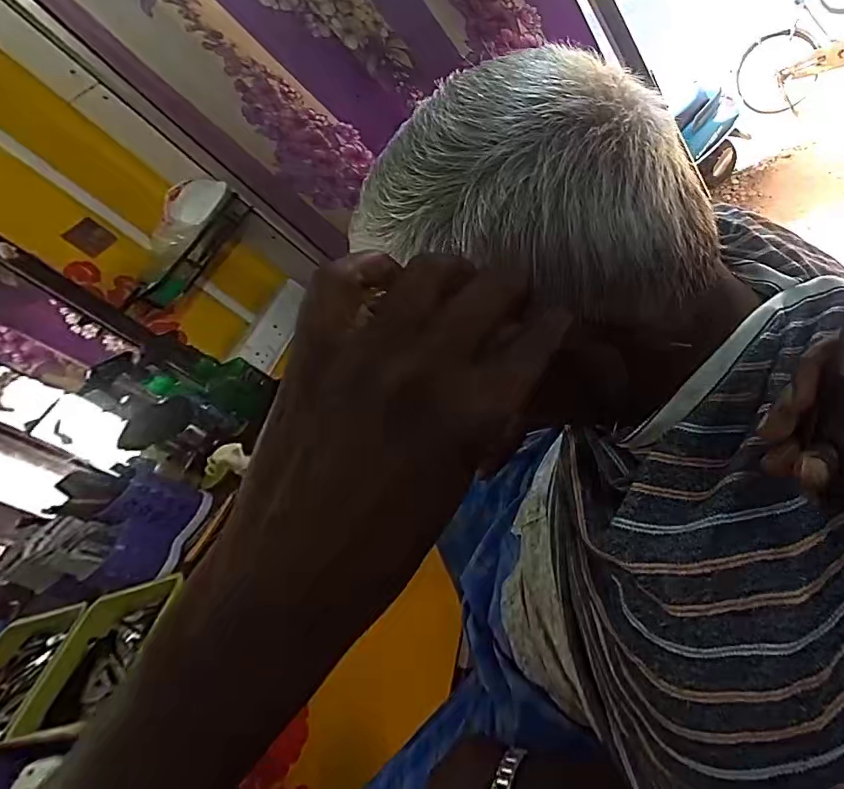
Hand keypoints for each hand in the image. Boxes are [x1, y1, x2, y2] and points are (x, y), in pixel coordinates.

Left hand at [235, 253, 570, 610]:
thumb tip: (506, 367)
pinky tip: (384, 280)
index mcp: (477, 410)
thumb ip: (490, 412)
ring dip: (453, 273)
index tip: (555, 318)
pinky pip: (340, 278)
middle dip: (514, 287)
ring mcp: (368, 348)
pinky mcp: (316, 348)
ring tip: (454, 285)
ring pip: (428, 270)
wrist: (287, 575)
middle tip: (510, 297)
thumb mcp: (461, 475)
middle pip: (494, 286)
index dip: (556, 323)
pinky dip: (366, 269)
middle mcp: (431, 365)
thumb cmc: (388, 546)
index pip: (539, 337)